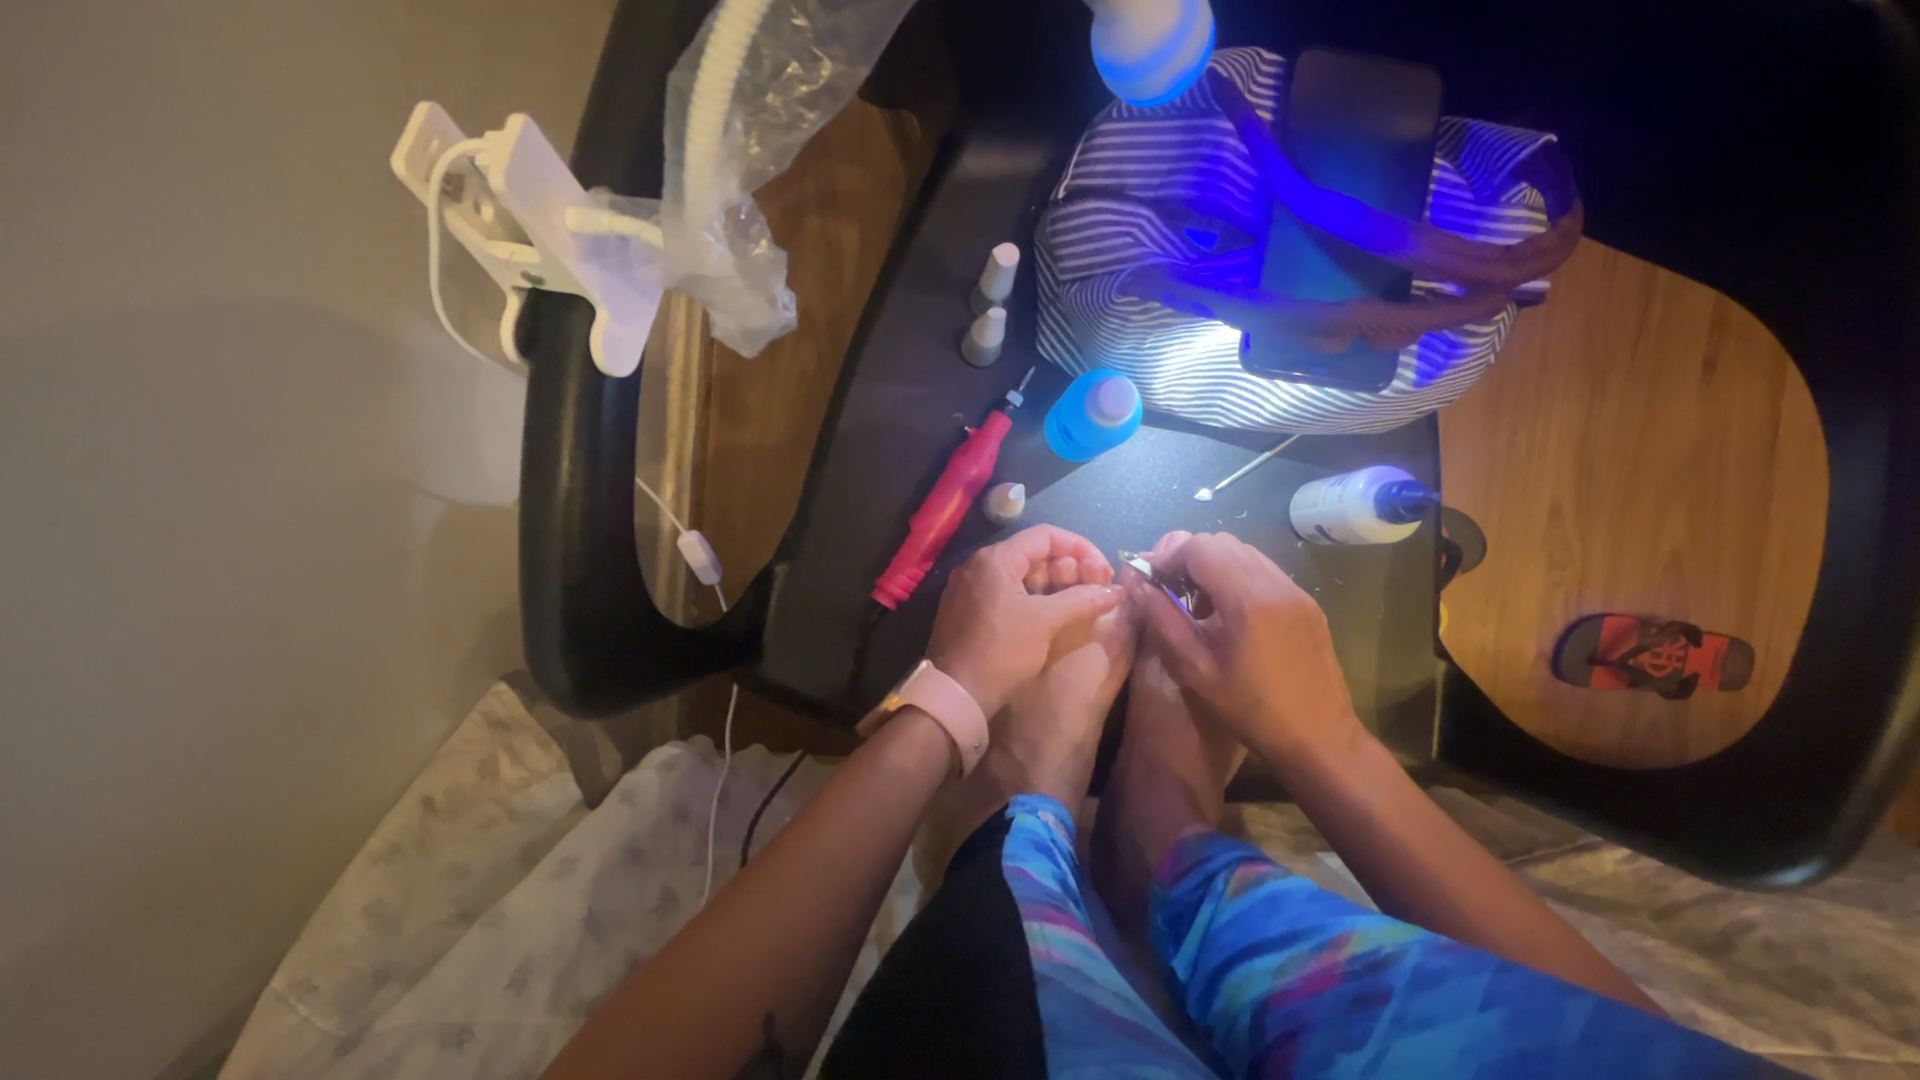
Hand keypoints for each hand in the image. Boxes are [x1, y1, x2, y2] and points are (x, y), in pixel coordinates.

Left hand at [926, 525, 1123, 716]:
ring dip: (1054, 586)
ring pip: (1022, 576)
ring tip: (1080, 605)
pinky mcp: (969, 611)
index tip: (1103, 571)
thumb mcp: (1045, 622)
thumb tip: (1116, 590)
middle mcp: (978, 566)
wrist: (955, 695)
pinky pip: (1008, 594)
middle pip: (1034, 554)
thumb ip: (1082, 600)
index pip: (1046, 535)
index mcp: (995, 559)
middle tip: (1094, 591)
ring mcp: (970, 589)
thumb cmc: (1001, 651)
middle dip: (1069, 568)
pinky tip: (1054, 617)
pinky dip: (1034, 599)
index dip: (1081, 547)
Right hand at [1125, 532, 1362, 761]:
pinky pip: (1264, 572)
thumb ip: (1162, 619)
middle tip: (1169, 591)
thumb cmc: (1251, 709)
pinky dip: (1237, 578)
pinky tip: (1227, 615)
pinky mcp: (1307, 603)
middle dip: (1189, 559)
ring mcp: (1297, 591)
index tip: (1150, 579)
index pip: (1201, 548)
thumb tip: (1136, 584)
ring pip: (1245, 553)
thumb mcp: (1195, 669)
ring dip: (1213, 567)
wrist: (1319, 737)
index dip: (1168, 557)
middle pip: (1222, 543)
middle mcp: (1276, 584)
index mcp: (1248, 599)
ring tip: (1196, 605)